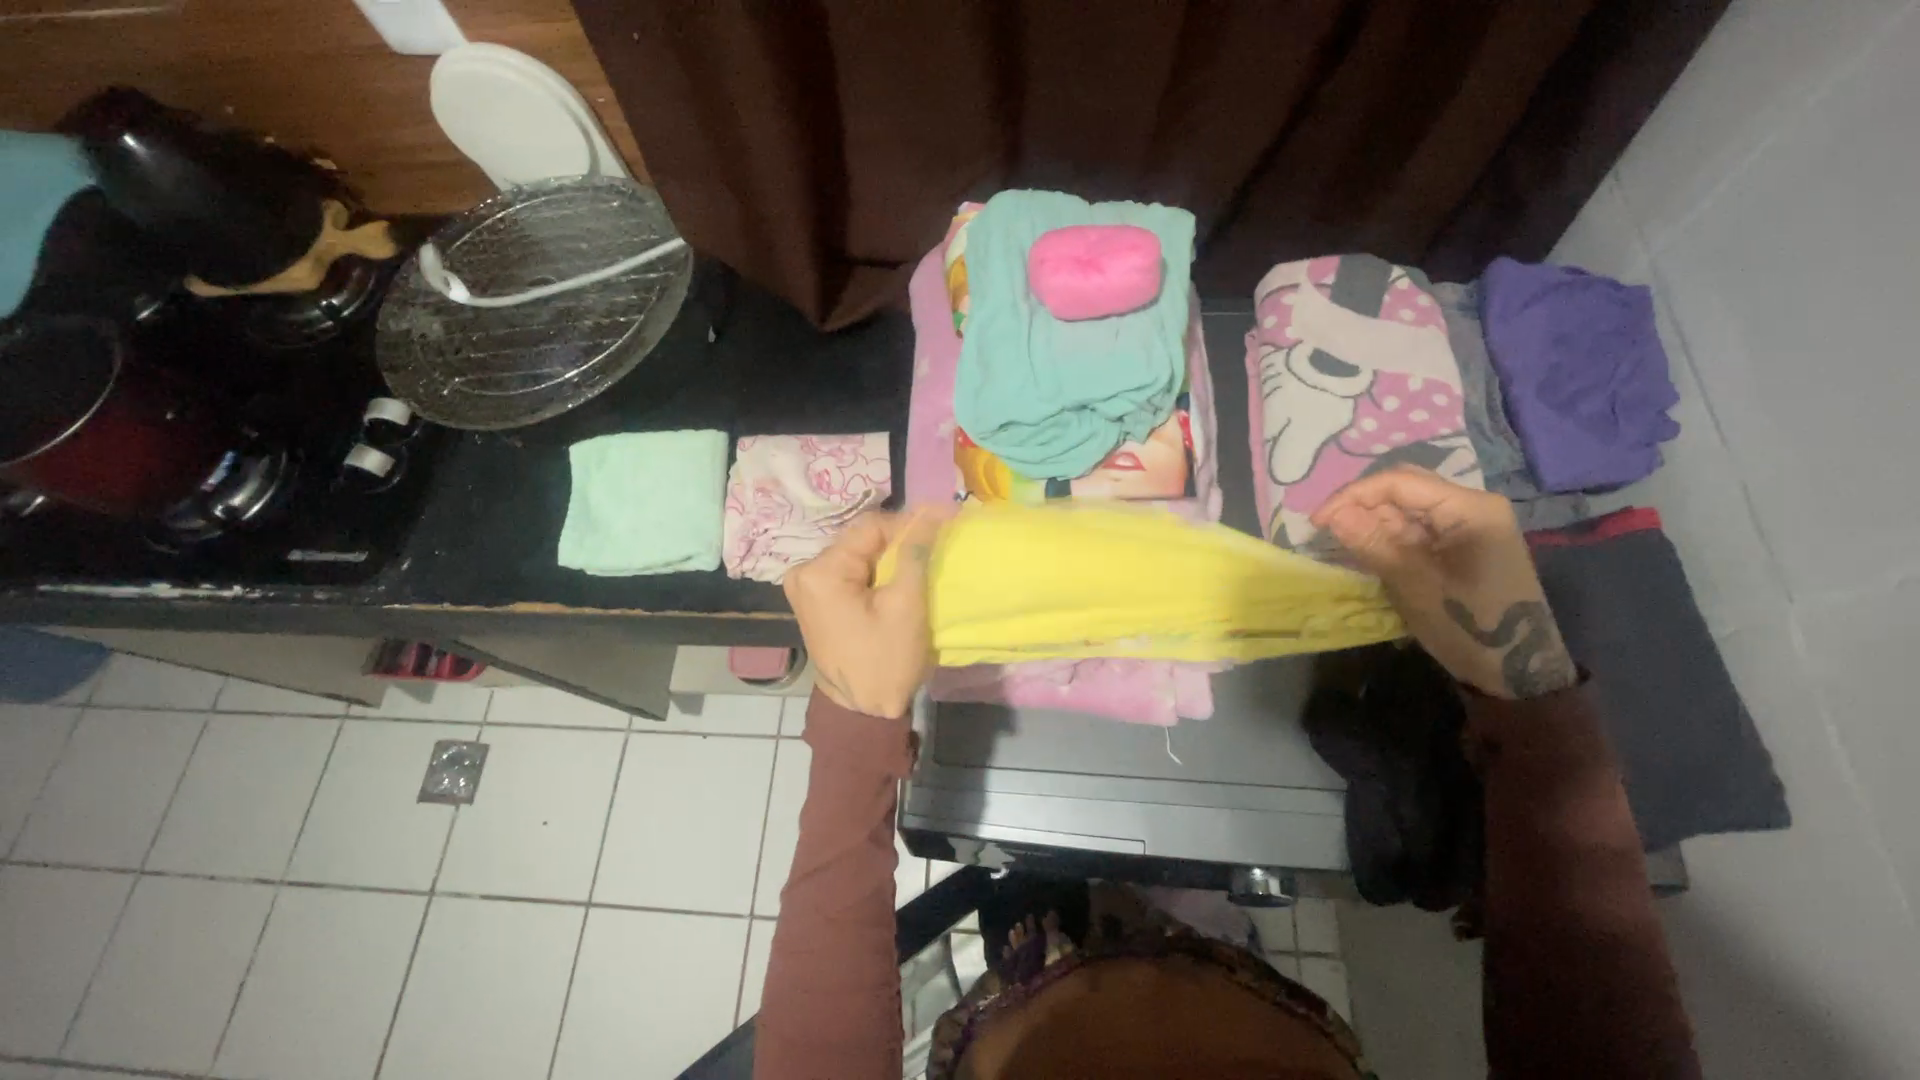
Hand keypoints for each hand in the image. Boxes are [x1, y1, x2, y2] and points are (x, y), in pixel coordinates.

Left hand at [783, 510, 944, 718]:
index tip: (943, 525)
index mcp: (820, 571)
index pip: (869, 527)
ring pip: (858, 555)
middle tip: (934, 549)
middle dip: (898, 543)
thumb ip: (915, 551)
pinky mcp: (816, 600)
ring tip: (920, 565)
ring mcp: (806, 587)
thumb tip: (934, 509)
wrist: (862, 711)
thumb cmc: (886, 660)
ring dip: (888, 558)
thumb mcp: (906, 603)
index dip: (908, 523)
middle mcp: (804, 572)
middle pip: (861, 540)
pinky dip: (875, 574)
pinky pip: (850, 573)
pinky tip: (897, 583)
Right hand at [1311, 466, 1576, 699]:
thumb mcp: (1416, 586)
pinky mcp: (1460, 544)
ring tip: (1341, 541)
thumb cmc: (1469, 627)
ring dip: (1371, 520)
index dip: (1352, 496)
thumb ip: (1374, 545)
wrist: (1518, 671)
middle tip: (1326, 529)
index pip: (1399, 482)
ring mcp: (1467, 525)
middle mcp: (1471, 506)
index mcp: (1470, 508)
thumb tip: (1332, 516)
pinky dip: (1388, 535)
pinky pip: (1416, 528)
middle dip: (1360, 504)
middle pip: (1403, 488)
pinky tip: (1367, 549)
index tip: (1317, 523)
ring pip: (1407, 507)